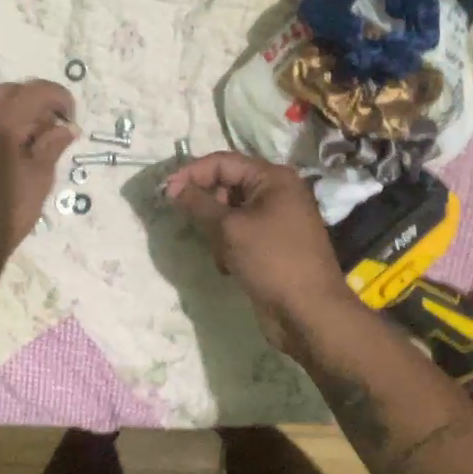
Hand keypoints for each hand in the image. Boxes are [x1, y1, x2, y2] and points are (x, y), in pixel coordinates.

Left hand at [0, 80, 76, 287]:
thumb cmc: (5, 217)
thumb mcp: (39, 180)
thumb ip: (53, 145)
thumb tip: (67, 127)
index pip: (36, 91)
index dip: (59, 98)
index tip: (71, 118)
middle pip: (12, 91)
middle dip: (36, 103)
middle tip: (52, 129)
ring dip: (15, 110)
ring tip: (30, 140)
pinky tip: (7, 145)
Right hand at [165, 152, 354, 341]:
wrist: (307, 311)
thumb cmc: (271, 261)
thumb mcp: (230, 229)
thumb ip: (198, 204)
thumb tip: (172, 187)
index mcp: (273, 178)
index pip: (223, 162)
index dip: (191, 174)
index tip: (165, 193)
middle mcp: (277, 193)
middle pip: (226, 186)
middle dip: (207, 207)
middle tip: (192, 227)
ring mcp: (276, 220)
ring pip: (229, 214)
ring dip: (217, 232)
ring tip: (220, 253)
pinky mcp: (271, 245)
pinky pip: (239, 235)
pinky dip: (228, 248)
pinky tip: (229, 267)